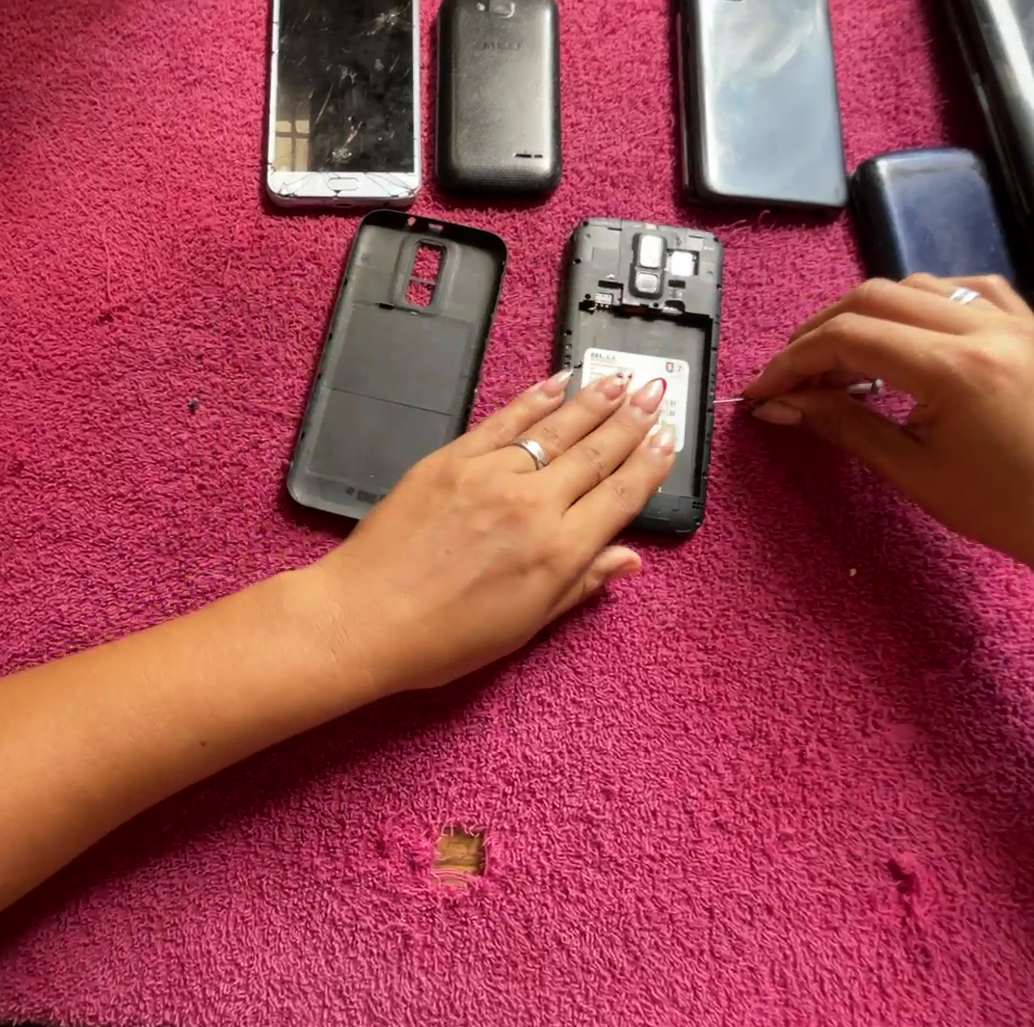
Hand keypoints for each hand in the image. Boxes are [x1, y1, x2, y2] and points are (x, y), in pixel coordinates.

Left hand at [308, 371, 677, 692]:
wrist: (364, 618)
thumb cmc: (441, 639)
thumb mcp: (522, 627)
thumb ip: (578, 586)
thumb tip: (627, 560)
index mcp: (558, 553)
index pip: (620, 498)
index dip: (650, 466)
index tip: (669, 440)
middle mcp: (532, 506)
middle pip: (596, 454)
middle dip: (632, 421)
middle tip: (656, 390)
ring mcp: (489, 477)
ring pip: (554, 430)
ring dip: (592, 402)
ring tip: (620, 380)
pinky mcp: (450, 461)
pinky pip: (502, 422)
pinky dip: (532, 400)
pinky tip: (556, 384)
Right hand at [740, 274, 1033, 590]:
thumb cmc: (1003, 506)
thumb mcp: (908, 468)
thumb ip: (839, 424)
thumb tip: (778, 405)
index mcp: (957, 368)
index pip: (848, 337)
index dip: (790, 362)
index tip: (761, 392)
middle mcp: (987, 329)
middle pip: (873, 298)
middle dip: (815, 335)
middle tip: (789, 379)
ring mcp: (1015, 323)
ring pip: (914, 287)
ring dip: (861, 316)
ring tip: (838, 364)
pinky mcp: (1031, 329)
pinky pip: (964, 291)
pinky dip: (915, 306)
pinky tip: (899, 337)